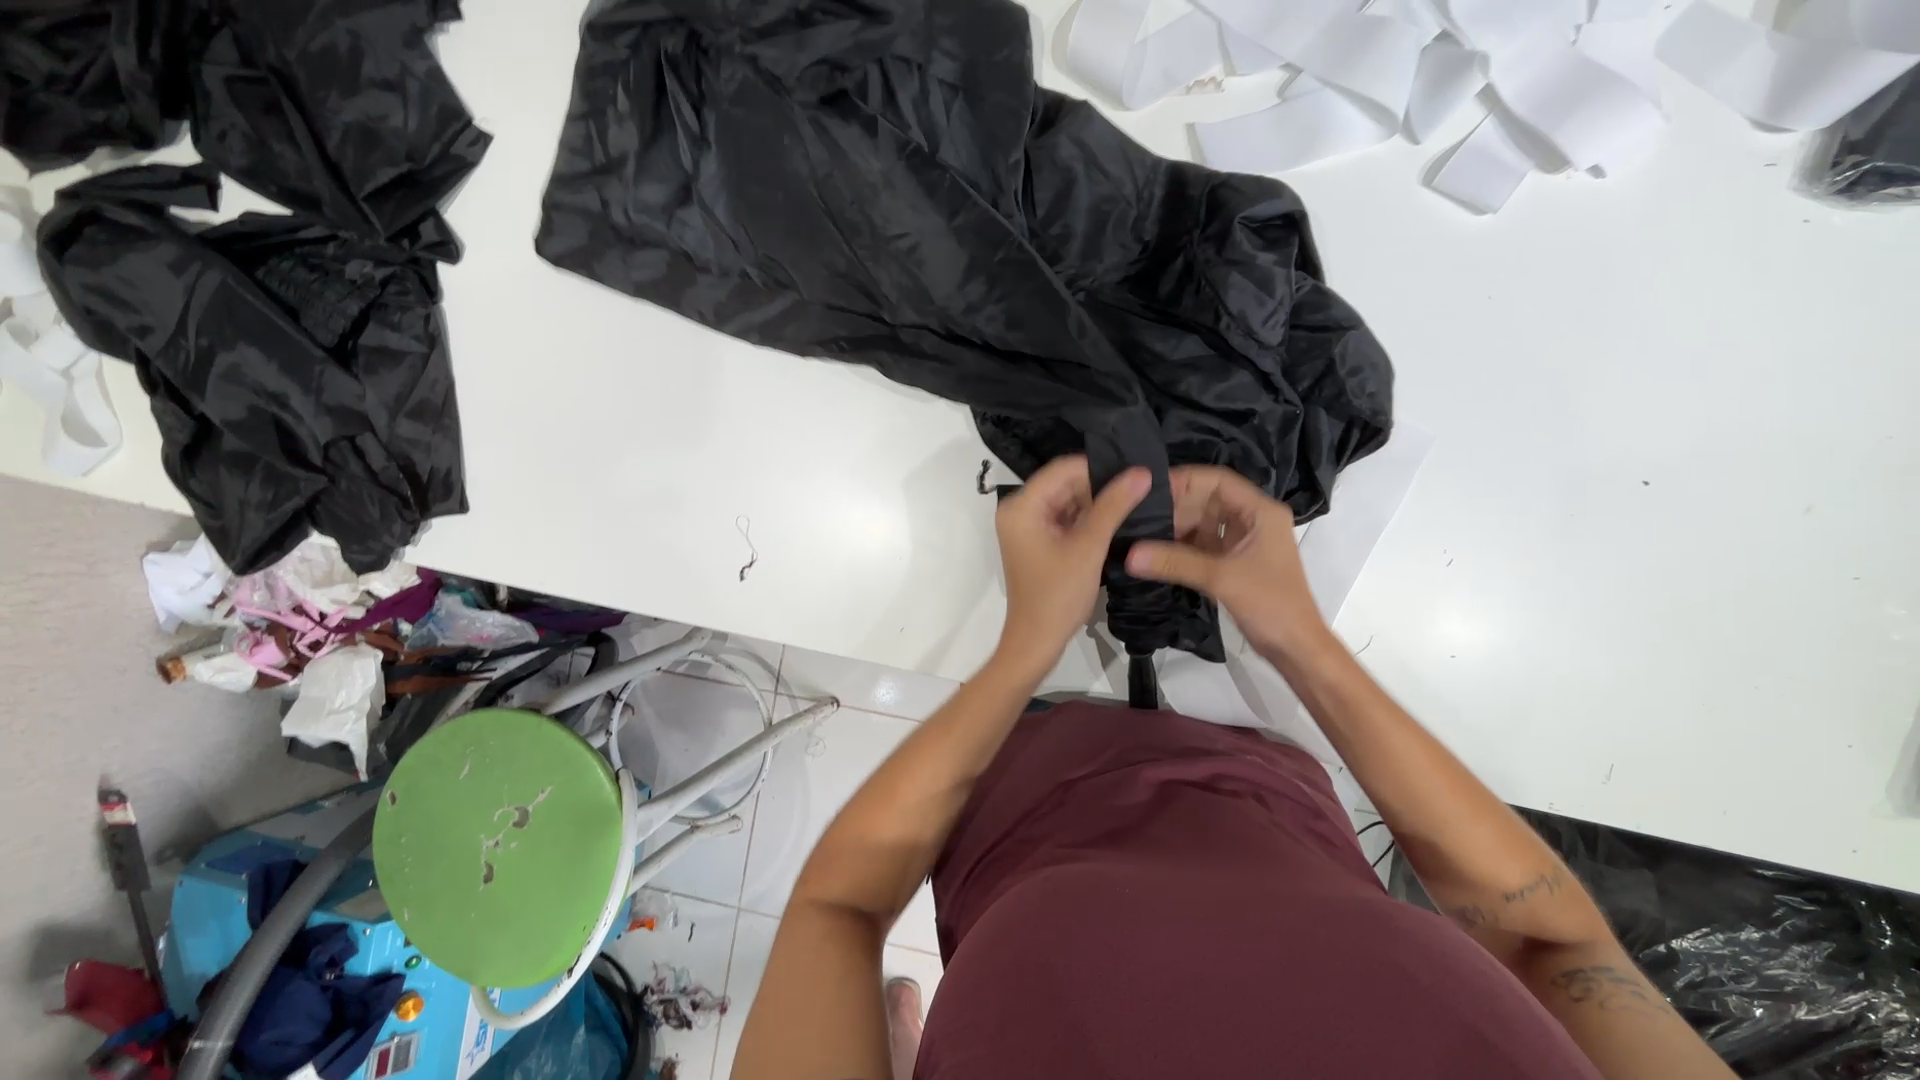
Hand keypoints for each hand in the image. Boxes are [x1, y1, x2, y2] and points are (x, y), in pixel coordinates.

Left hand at [993, 456, 1148, 678]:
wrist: (1036, 642)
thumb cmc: (1058, 595)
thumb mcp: (1089, 547)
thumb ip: (1114, 506)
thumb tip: (1141, 472)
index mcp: (1021, 506)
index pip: (1063, 469)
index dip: (1099, 467)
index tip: (1135, 469)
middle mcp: (1019, 511)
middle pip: (1064, 484)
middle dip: (1100, 485)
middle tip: (1140, 484)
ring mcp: (1027, 528)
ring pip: (1067, 501)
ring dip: (1096, 502)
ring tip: (1135, 498)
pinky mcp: (1037, 543)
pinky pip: (1065, 520)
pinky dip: (1087, 520)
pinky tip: (1117, 520)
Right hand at [1124, 465, 1329, 660]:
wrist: (1295, 647)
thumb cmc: (1271, 604)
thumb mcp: (1221, 579)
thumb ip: (1175, 563)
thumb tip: (1130, 554)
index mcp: (1261, 512)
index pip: (1218, 481)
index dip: (1185, 480)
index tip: (1150, 488)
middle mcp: (1253, 521)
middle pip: (1208, 501)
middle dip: (1176, 507)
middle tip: (1139, 514)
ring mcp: (1244, 543)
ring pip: (1204, 525)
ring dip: (1177, 528)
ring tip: (1141, 532)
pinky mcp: (1235, 564)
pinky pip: (1203, 546)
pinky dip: (1182, 549)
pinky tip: (1156, 552)